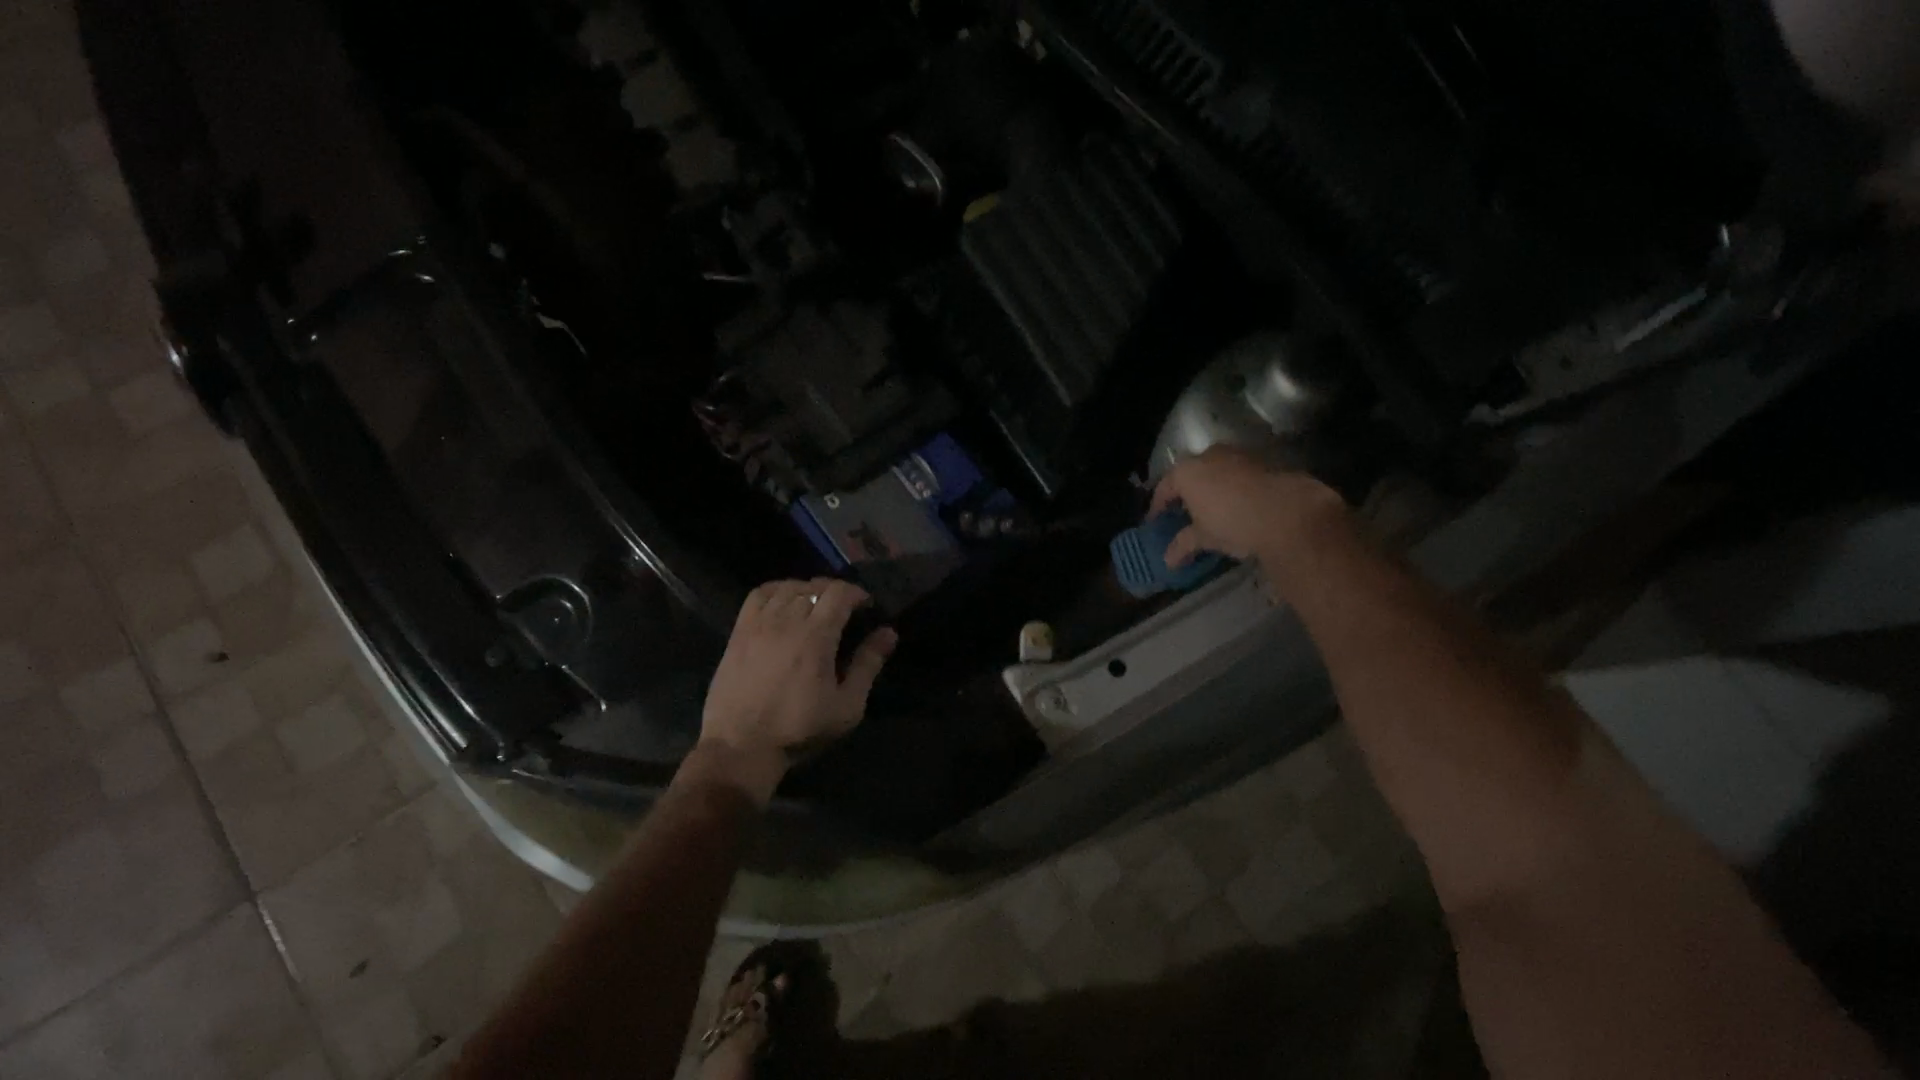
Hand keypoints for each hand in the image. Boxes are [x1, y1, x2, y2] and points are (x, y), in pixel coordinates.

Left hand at [698, 578, 896, 804]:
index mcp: (816, 636)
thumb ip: (868, 665)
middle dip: (835, 593)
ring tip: (815, 608)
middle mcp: (787, 620)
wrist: (741, 746)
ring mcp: (759, 623)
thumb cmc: (799, 729)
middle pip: (814, 587)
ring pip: (788, 588)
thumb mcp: (846, 706)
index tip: (867, 608)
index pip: (839, 593)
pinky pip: (759, 595)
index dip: (857, 594)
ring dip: (807, 591)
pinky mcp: (738, 631)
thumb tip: (889, 633)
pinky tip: (784, 603)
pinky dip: (777, 590)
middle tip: (845, 611)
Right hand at [1150, 446, 1347, 568]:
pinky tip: (1238, 504)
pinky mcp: (1261, 460)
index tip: (1156, 521)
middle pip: (1190, 474)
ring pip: (1216, 470)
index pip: (1164, 488)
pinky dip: (1233, 486)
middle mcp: (1208, 457)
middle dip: (1186, 492)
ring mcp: (1236, 455)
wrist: (1286, 512)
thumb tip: (1167, 560)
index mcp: (1186, 473)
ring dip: (1211, 486)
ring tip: (1212, 508)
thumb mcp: (1204, 538)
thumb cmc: (1232, 523)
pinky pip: (1237, 473)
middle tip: (1184, 512)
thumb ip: (1183, 544)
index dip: (1158, 506)